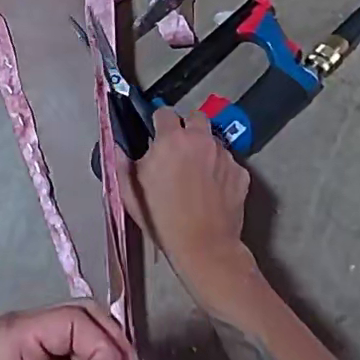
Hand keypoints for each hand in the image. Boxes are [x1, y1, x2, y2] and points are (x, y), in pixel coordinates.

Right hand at [118, 109, 256, 303]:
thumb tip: (118, 148)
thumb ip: (121, 164)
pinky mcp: (241, 173)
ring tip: (196, 173)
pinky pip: (229, 162)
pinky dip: (220, 169)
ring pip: (213, 140)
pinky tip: (212, 189)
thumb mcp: (130, 192)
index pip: (165, 112)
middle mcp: (201, 140)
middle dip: (187, 129)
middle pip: (195, 118)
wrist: (204, 248)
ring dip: (204, 149)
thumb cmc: (162, 219)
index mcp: (171, 139)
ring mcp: (224, 156)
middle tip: (179, 150)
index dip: (159, 123)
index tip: (157, 135)